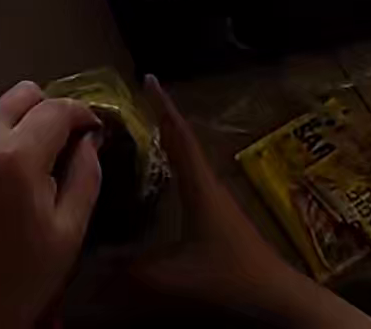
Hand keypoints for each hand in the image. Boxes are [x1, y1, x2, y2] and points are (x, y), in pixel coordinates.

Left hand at [0, 81, 101, 328]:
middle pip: (28, 91)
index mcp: (20, 155)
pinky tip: (24, 150)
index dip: (83, 113)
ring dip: (31, 110)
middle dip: (55, 106)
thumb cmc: (24, 273)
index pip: (58, 108)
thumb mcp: (70, 230)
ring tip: (49, 143)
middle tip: (72, 137)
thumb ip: (86, 175)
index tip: (98, 130)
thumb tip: (91, 138)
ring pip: (6, 99)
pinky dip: (10, 119)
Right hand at [131, 76, 370, 328]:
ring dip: (169, 134)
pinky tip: (162, 167)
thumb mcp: (179, 275)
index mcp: (198, 182)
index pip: (178, 134)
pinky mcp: (216, 207)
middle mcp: (206, 180)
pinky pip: (190, 169)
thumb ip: (136, 271)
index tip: (148, 77)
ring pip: (188, 153)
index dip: (163, 105)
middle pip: (182, 137)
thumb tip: (94, 264)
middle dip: (161, 114)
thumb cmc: (230, 273)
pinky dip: (174, 156)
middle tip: (137, 97)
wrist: (275, 292)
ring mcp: (214, 193)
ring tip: (143, 124)